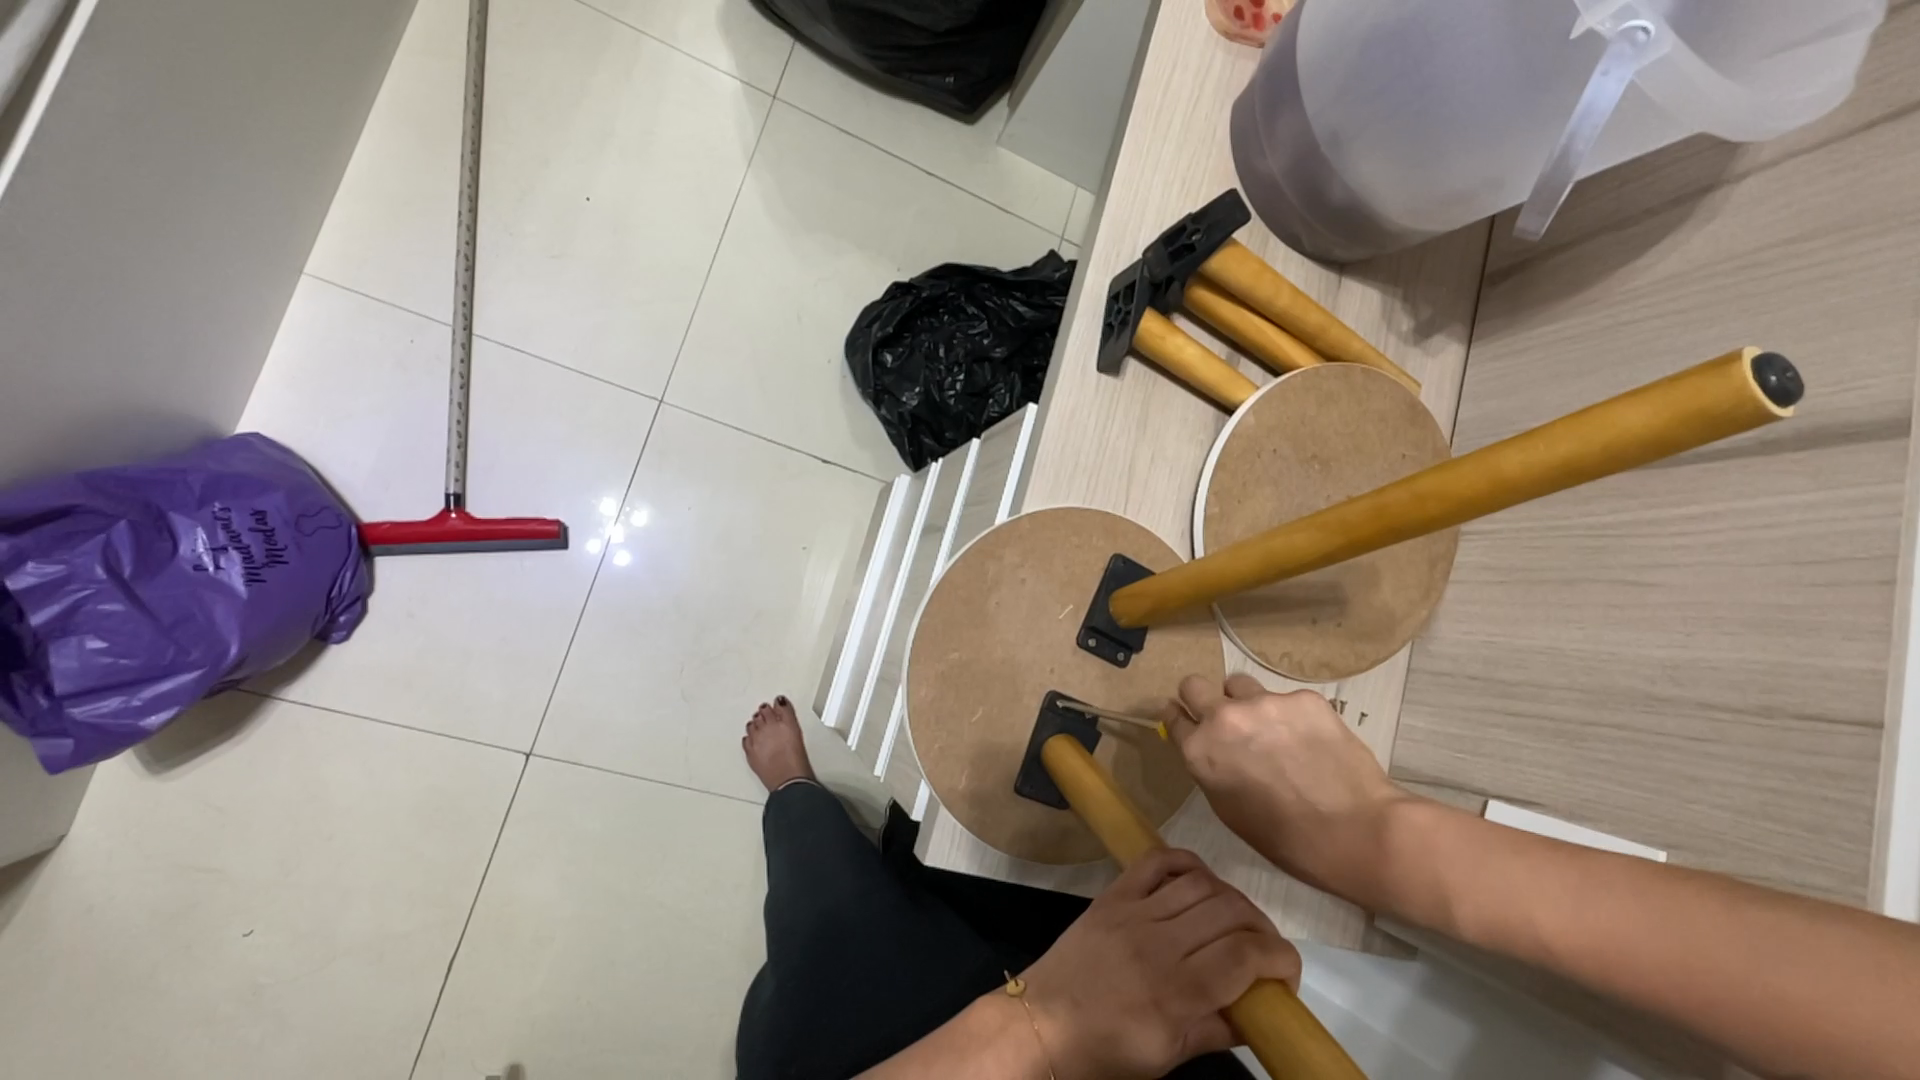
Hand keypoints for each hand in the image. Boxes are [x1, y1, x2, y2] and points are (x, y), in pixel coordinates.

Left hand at [1016, 847, 1298, 1079]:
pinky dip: (1187, 862)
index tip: (1288, 974)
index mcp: (1176, 991)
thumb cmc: (1105, 1049)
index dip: (1281, 959)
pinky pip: (1156, 861)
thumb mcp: (1167, 1056)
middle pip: (1230, 913)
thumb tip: (1258, 1013)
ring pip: (1201, 884)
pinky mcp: (1113, 894)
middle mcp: (1159, 942)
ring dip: (1231, 898)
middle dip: (1263, 928)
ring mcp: (1134, 911)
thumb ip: (1216, 1030)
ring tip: (1237, 920)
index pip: (1245, 956)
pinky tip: (1201, 880)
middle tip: (1265, 950)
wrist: (1042, 1022)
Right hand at [1169, 674, 1411, 904]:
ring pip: (1240, 685)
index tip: (1185, 718)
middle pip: (1194, 685)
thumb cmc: (1284, 837)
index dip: (1179, 717)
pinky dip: (1291, 715)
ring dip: (1247, 702)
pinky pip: (1286, 698)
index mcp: (1199, 751)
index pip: (1172, 716)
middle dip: (1202, 698)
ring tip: (1273, 729)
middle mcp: (1224, 718)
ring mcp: (1264, 702)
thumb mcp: (1228, 808)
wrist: (1354, 830)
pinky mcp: (1303, 698)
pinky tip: (1312, 741)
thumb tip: (1214, 750)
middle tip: (1223, 717)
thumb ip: (1211, 768)